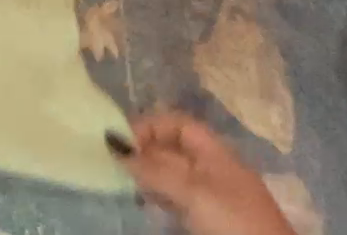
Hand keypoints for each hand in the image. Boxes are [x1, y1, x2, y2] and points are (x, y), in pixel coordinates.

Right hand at [114, 111, 294, 234]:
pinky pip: (176, 195)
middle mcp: (214, 169)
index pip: (178, 124)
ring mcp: (213, 195)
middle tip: (117, 163)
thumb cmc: (234, 221)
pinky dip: (157, 194)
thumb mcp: (192, 192)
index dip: (151, 126)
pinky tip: (147, 201)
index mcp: (217, 154)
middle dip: (143, 151)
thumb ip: (153, 168)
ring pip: (171, 173)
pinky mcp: (209, 218)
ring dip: (147, 174)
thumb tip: (112, 143)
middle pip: (171, 148)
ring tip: (128, 183)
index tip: (125, 141)